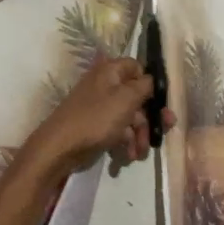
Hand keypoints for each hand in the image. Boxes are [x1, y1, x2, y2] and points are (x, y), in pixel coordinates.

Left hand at [20, 58, 174, 176]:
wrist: (60, 147)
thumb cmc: (96, 119)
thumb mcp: (126, 99)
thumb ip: (144, 86)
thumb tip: (151, 79)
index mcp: (110, 71)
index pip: (137, 67)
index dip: (149, 83)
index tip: (159, 101)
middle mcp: (106, 85)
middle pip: (136, 95)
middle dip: (150, 116)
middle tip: (163, 131)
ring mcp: (100, 106)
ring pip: (129, 116)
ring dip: (139, 134)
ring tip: (140, 153)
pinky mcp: (97, 126)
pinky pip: (118, 130)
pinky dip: (126, 141)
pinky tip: (129, 157)